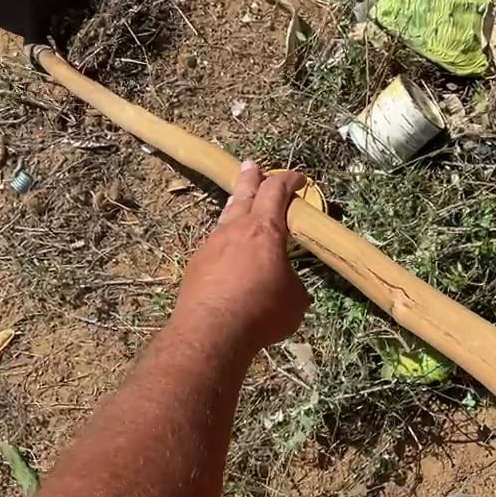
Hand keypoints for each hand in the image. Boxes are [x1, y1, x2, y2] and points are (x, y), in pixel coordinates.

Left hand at [177, 161, 310, 349]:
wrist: (213, 330)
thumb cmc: (262, 311)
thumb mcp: (295, 299)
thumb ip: (292, 282)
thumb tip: (285, 282)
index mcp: (265, 231)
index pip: (276, 193)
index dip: (288, 181)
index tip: (298, 178)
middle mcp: (235, 230)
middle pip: (244, 194)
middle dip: (252, 178)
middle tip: (253, 166)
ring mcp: (212, 245)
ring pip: (226, 217)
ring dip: (235, 207)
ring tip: (239, 204)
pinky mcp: (197, 264)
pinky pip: (216, 245)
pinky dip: (227, 243)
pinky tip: (230, 255)